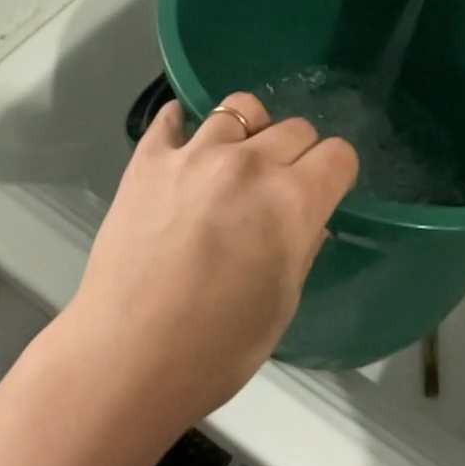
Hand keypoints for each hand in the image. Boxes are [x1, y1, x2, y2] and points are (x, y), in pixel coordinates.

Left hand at [57, 92, 357, 426]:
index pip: (338, 156)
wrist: (127, 357)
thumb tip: (308, 221)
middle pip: (295, 128)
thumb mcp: (282, 303)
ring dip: (249, 133)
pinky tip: (185, 150)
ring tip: (235, 164)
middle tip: (280, 187)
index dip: (337, 174)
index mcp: (291, 202)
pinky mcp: (148, 159)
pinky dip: (184, 127)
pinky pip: (172, 118)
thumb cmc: (217, 348)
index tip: (326, 191)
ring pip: (240, 108)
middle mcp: (248, 164)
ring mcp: (194, 155)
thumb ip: (302, 248)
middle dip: (299, 154)